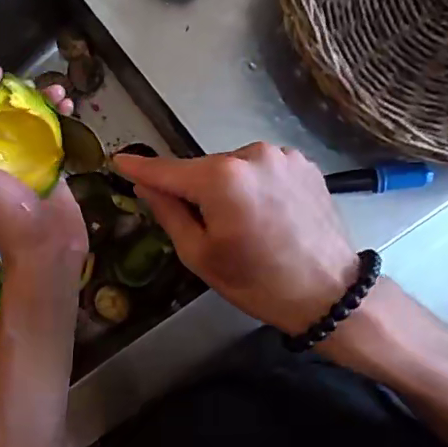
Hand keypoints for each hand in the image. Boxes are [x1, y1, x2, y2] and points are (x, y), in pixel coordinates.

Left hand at [0, 65, 87, 276]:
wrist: (49, 250)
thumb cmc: (10, 217)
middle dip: (13, 95)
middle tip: (31, 84)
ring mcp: (22, 164)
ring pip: (27, 123)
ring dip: (40, 103)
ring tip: (59, 94)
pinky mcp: (48, 169)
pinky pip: (50, 136)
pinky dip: (58, 120)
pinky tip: (69, 110)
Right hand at [114, 143, 358, 334]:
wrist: (329, 292)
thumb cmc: (258, 282)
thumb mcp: (201, 255)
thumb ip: (168, 212)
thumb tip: (145, 184)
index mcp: (222, 178)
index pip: (168, 169)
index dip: (140, 168)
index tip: (118, 160)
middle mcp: (252, 154)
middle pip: (204, 169)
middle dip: (196, 191)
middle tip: (208, 229)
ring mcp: (282, 155)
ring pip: (234, 169)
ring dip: (229, 188)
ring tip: (247, 226)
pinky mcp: (304, 163)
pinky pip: (262, 170)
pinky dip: (255, 186)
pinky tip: (269, 215)